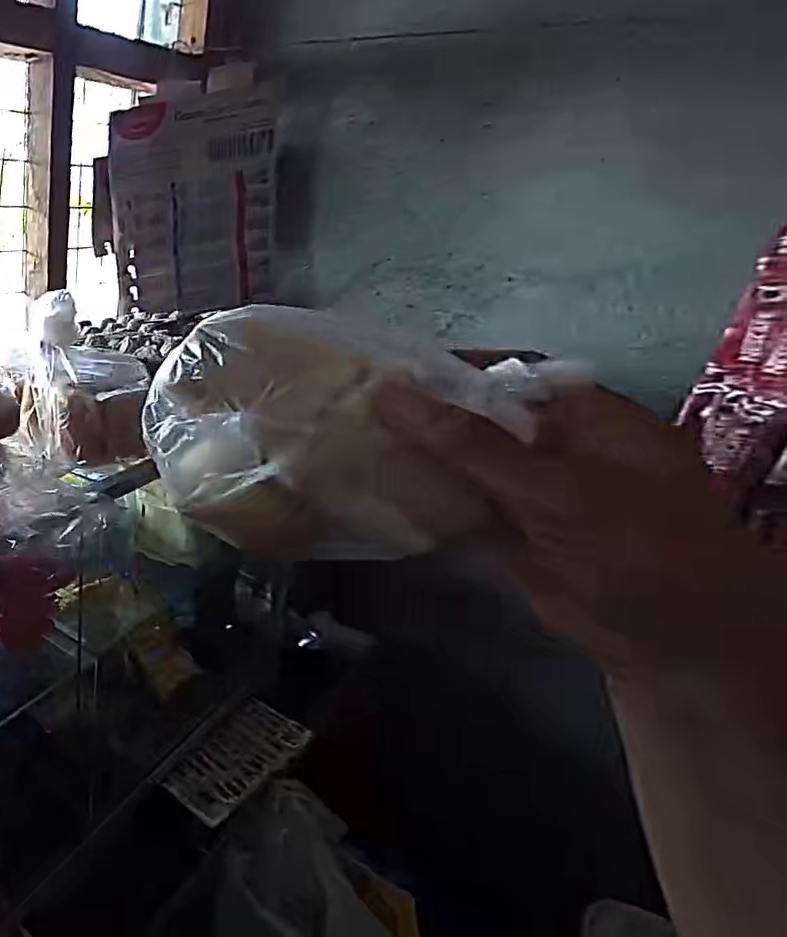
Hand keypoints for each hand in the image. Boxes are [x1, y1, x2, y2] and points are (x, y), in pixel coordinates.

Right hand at [373, 381, 779, 675]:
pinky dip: (412, 489)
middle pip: (473, 415)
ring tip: (341, 436)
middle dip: (415, 412)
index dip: (448, 369)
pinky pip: (447, 494)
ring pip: (454, 457)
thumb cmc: (637, 551)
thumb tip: (386, 393)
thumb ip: (468, 441)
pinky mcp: (499, 522)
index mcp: (588, 420)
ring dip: (407, 450)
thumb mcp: (554, 489)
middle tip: (347, 403)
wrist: (671, 644)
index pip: (509, 374)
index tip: (382, 370)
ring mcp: (525, 487)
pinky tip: (366, 479)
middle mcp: (554, 446)